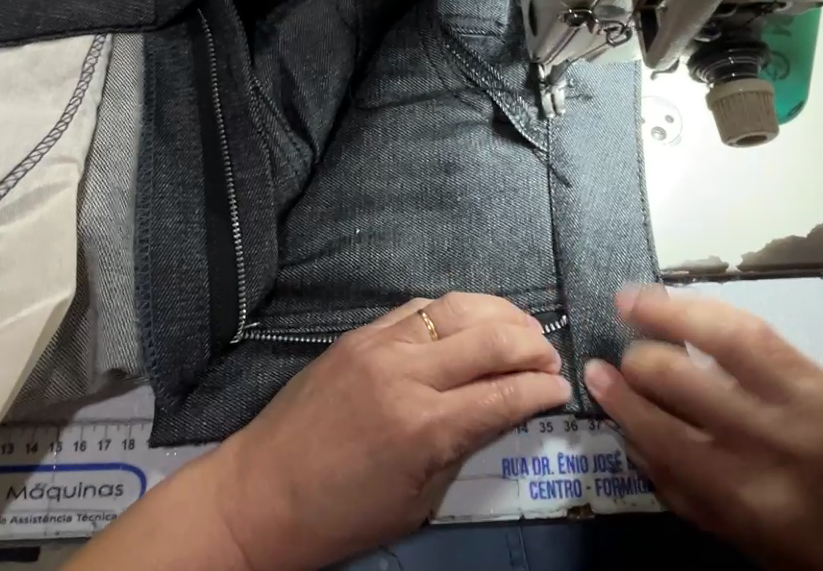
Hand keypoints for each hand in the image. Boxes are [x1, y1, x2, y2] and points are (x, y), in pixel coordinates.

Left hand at [204, 293, 571, 570]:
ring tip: (523, 328)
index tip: (562, 388)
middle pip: (490, 339)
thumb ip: (463, 447)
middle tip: (550, 357)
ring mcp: (380, 344)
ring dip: (500, 313)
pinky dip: (454, 309)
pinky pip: (418, 307)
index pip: (504, 394)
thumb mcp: (417, 501)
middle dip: (532, 345)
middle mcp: (407, 373)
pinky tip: (471, 319)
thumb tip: (503, 409)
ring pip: (456, 308)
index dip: (542, 389)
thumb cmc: (341, 515)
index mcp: (424, 427)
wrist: (260, 492)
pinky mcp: (360, 333)